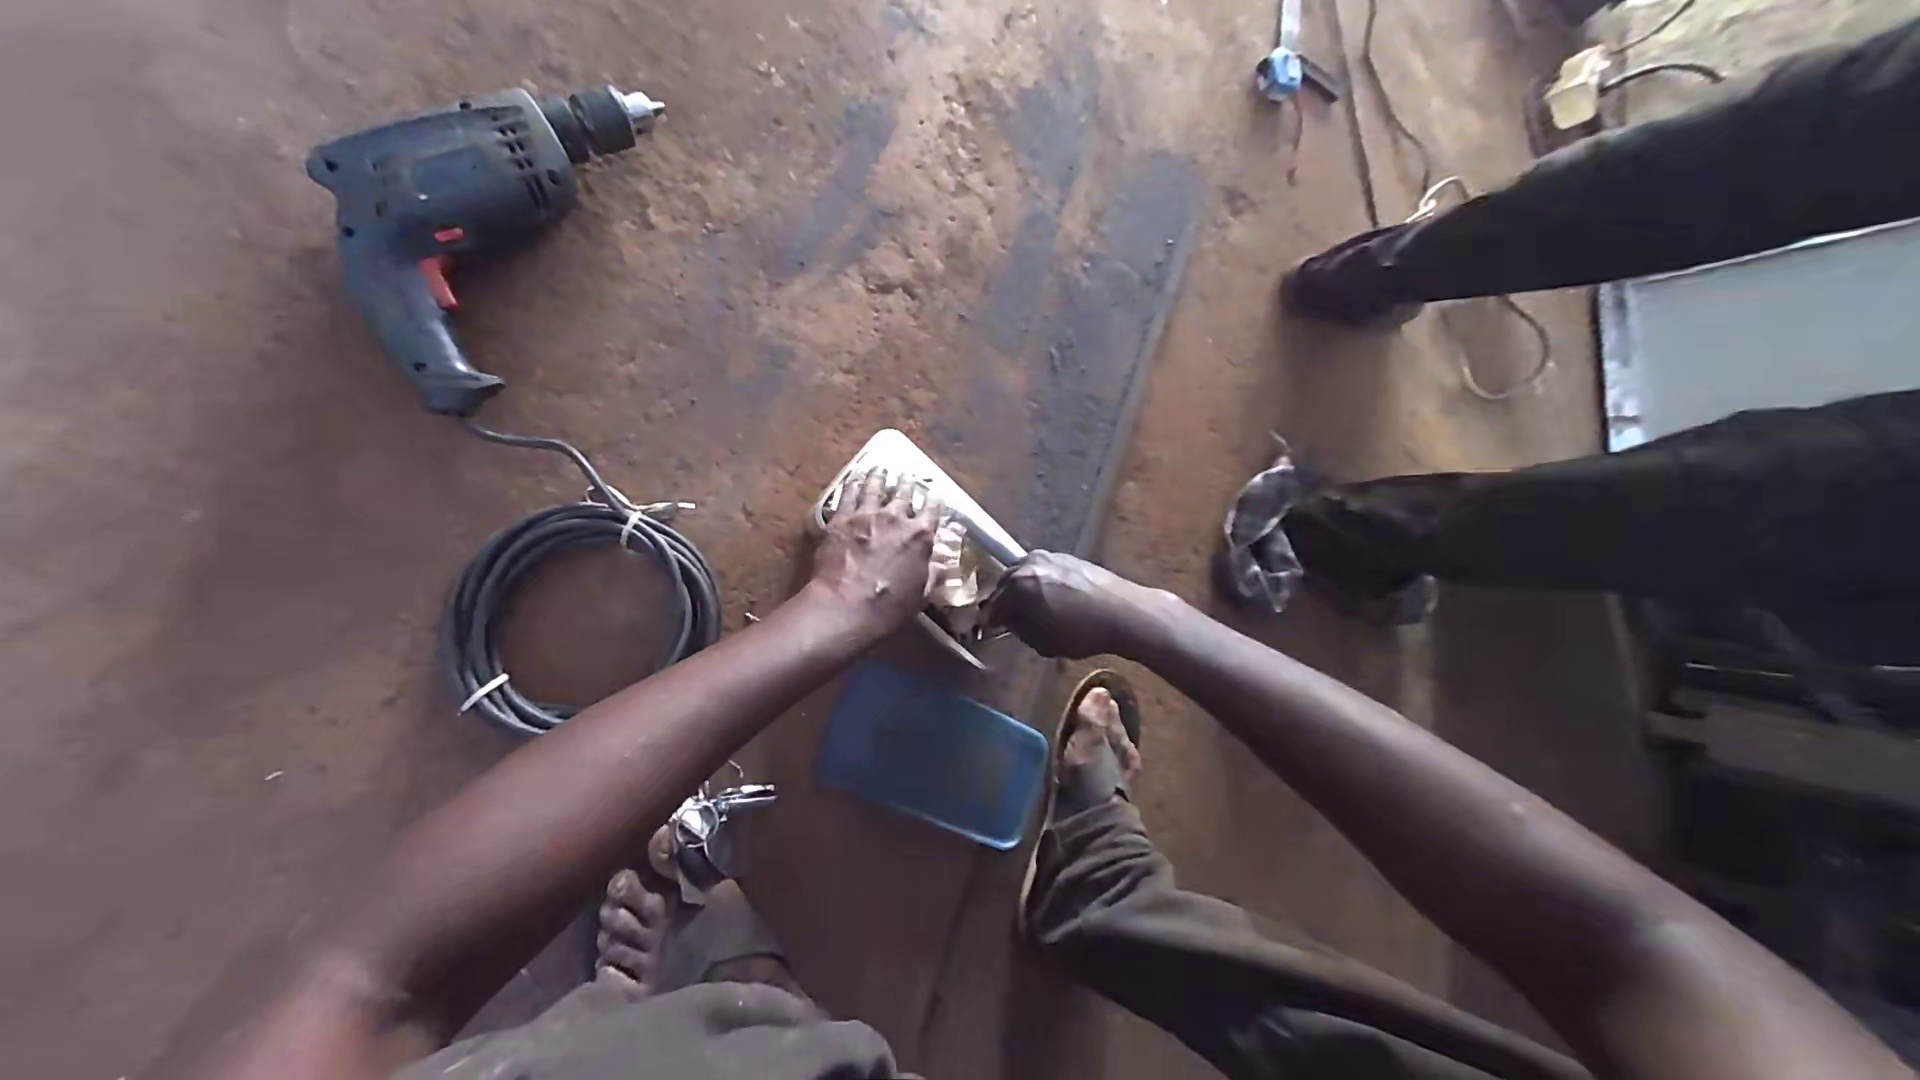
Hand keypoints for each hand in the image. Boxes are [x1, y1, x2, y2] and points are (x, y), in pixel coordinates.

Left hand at [809, 468, 942, 632]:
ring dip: (879, 477)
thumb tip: (942, 563)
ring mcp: (866, 514)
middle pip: (904, 494)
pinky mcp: (840, 518)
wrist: (844, 607)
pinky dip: (853, 484)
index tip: (935, 496)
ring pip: (874, 487)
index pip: (933, 511)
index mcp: (920, 535)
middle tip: (908, 477)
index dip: (935, 502)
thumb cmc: (888, 607)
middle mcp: (895, 517)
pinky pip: (848, 494)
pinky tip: (854, 479)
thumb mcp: (921, 595)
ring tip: (881, 469)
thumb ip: (932, 574)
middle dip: (908, 485)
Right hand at [986, 550, 1167, 658]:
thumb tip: (1010, 622)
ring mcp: (1049, 556)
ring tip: (1027, 608)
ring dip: (1020, 589)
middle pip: (1005, 582)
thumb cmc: (1081, 632)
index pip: (994, 604)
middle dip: (1003, 600)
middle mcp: (1028, 563)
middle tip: (1005, 618)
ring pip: (1024, 573)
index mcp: (1018, 584)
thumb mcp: (1043, 642)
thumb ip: (1019, 629)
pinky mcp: (1067, 557)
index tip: (987, 629)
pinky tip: (1048, 597)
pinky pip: (1042, 570)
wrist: (1125, 612)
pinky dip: (1038, 582)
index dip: (990, 620)